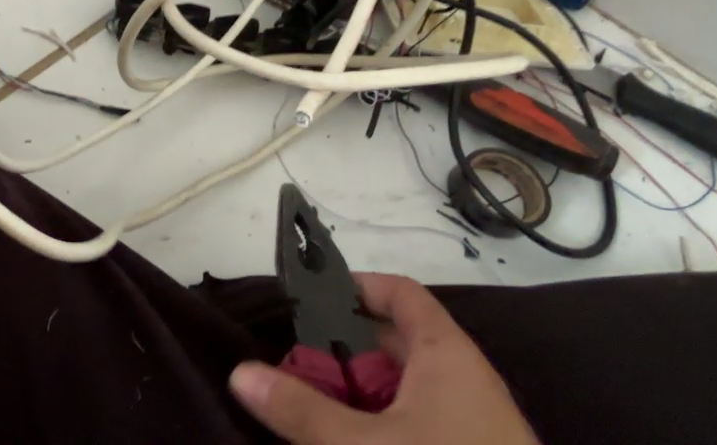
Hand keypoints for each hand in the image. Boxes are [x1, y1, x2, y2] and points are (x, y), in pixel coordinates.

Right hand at [229, 274, 537, 443]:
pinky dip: (385, 426)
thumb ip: (302, 410)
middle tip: (296, 366)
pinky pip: (423, 424)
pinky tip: (355, 443)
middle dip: (344, 351)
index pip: (401, 293)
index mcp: (446, 356)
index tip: (309, 299)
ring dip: (361, 395)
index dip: (356, 287)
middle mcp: (465, 381)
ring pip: (407, 390)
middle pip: (397, 343)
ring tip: (316, 411)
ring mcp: (476, 425)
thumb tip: (240, 373)